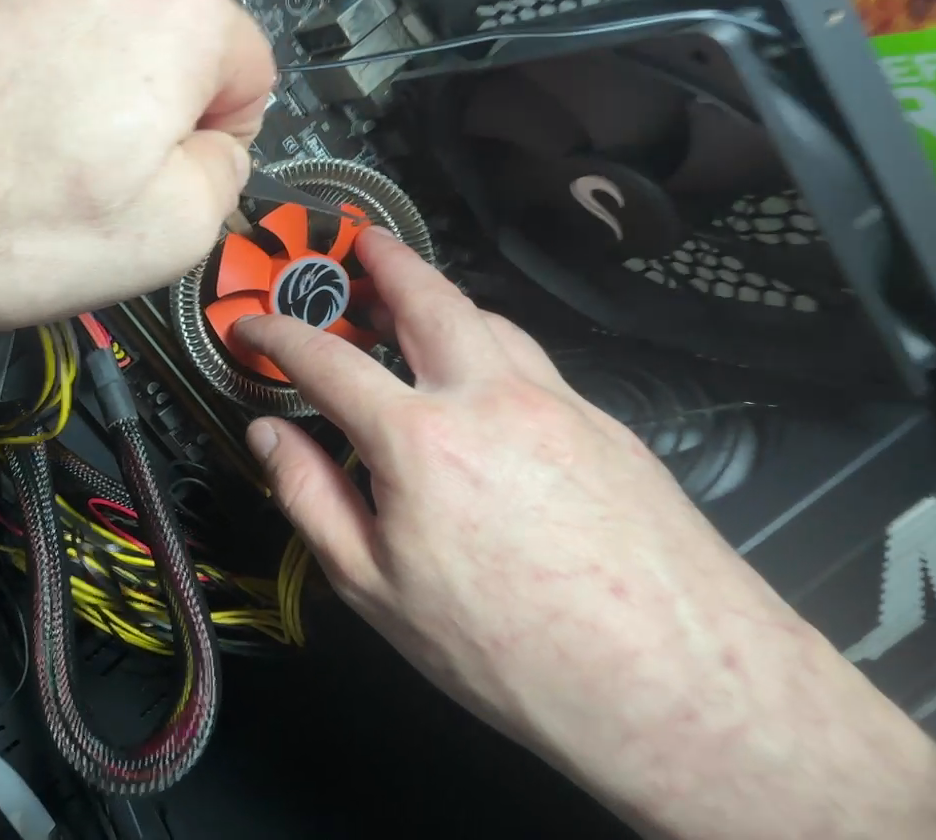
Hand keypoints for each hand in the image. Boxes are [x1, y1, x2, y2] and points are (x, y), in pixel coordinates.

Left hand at [0, 0, 272, 327]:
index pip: (246, 75)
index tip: (162, 191)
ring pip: (68, 48)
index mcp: (173, 12)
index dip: (211, 149)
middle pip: (151, 57)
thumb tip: (211, 155)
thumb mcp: (157, 238)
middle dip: (129, 127)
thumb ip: (218, 184)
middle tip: (74, 197)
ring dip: (53, 110)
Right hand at [235, 230, 935, 838]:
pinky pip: (535, 362)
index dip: (277, 334)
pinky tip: (482, 377)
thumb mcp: (372, 584)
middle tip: (363, 240)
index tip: (252, 327)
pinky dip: (492, 345)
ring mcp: (560, 407)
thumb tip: (269, 435)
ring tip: (415, 300)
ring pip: (492, 322)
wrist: (683, 695)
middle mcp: (491, 401)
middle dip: (388, 261)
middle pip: (430, 300)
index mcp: (419, 440)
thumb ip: (308, 496)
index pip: (325, 359)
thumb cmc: (509, 649)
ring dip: (444, 299)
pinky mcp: (610, 430)